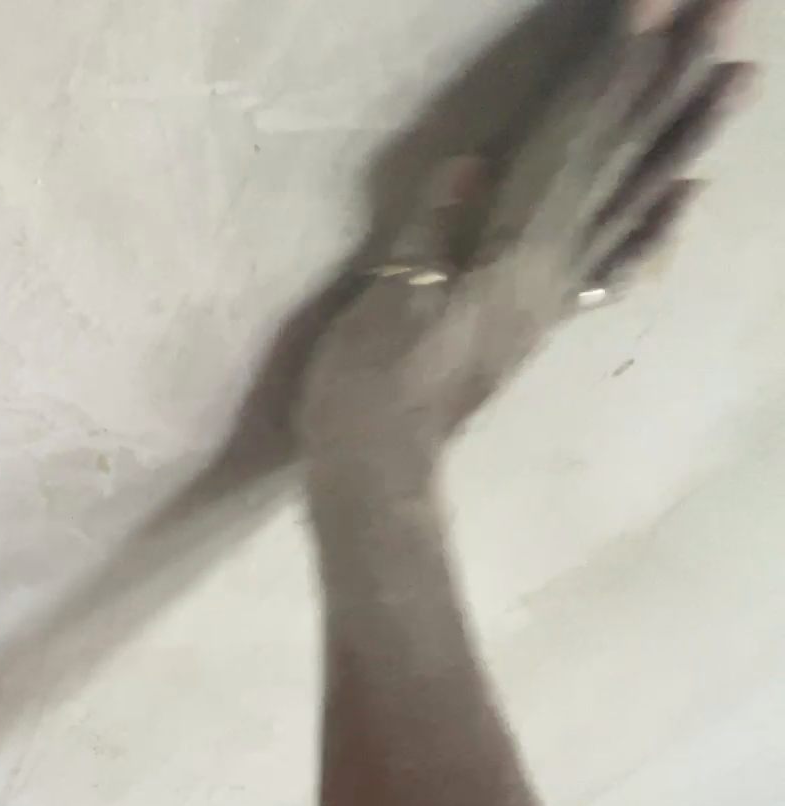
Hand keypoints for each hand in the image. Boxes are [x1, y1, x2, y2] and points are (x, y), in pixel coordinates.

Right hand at [298, 0, 754, 475]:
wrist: (374, 463)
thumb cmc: (363, 384)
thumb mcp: (382, 303)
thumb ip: (428, 235)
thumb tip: (472, 165)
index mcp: (510, 255)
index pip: (570, 147)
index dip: (611, 73)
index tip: (657, 4)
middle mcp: (550, 269)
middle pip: (619, 166)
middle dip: (672, 84)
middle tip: (734, 8)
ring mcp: (550, 300)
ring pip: (632, 207)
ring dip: (684, 140)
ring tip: (738, 75)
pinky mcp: (536, 326)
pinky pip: (613, 268)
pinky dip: (654, 228)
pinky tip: (685, 195)